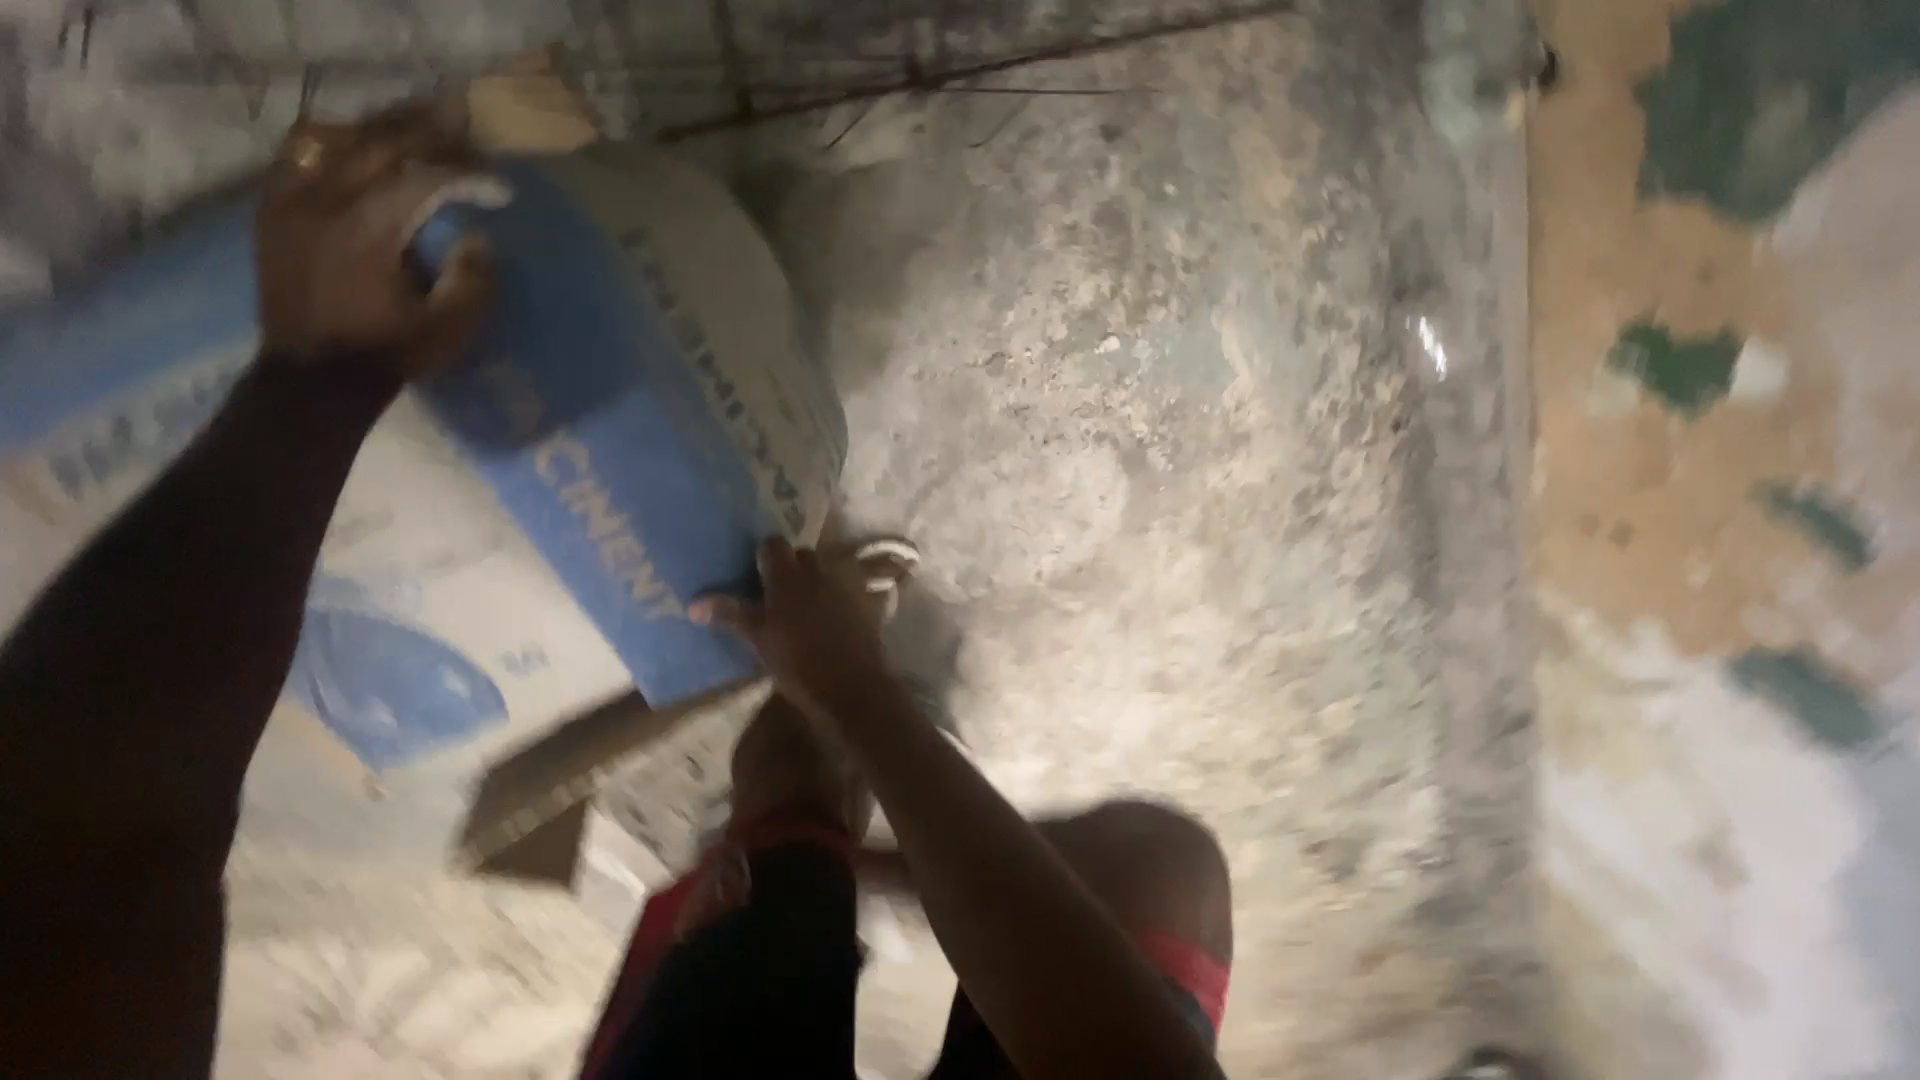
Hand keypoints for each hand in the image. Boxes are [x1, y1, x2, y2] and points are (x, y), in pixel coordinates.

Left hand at [255, 99, 498, 379]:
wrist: (314, 377)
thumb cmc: (389, 354)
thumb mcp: (451, 329)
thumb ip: (474, 281)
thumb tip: (477, 239)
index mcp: (368, 230)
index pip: (423, 176)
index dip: (467, 175)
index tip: (500, 190)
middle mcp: (323, 201)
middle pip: (379, 143)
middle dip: (429, 135)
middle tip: (467, 136)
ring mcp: (290, 201)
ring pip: (336, 138)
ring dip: (382, 131)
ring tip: (417, 133)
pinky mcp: (274, 210)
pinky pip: (300, 154)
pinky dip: (336, 143)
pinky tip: (361, 150)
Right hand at [691, 539, 897, 722]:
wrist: (852, 687)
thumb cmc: (797, 662)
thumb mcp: (758, 639)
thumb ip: (730, 614)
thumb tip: (694, 603)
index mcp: (789, 575)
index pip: (773, 544)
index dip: (763, 554)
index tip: (754, 573)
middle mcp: (819, 572)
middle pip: (802, 556)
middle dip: (790, 568)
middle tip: (774, 593)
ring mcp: (846, 587)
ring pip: (825, 573)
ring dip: (813, 584)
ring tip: (799, 611)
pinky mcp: (865, 605)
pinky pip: (845, 592)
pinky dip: (834, 600)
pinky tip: (827, 623)